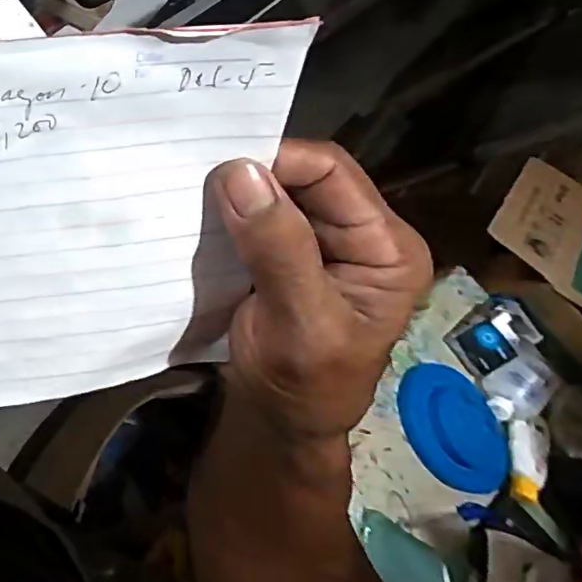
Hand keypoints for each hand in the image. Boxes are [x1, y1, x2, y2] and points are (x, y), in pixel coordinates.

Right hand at [209, 140, 432, 443]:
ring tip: (195, 195)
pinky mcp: (287, 249)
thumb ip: (278, 249)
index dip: (278, 161)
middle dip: (253, 174)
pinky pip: (257, 211)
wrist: (279, 420)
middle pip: (304, 174)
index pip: (331, 173)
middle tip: (199, 180)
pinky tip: (204, 216)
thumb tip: (240, 172)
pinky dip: (229, 209)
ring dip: (237, 191)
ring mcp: (322, 240)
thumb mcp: (299, 322)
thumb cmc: (303, 384)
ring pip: (277, 189)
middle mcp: (359, 232)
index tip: (219, 171)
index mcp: (386, 246)